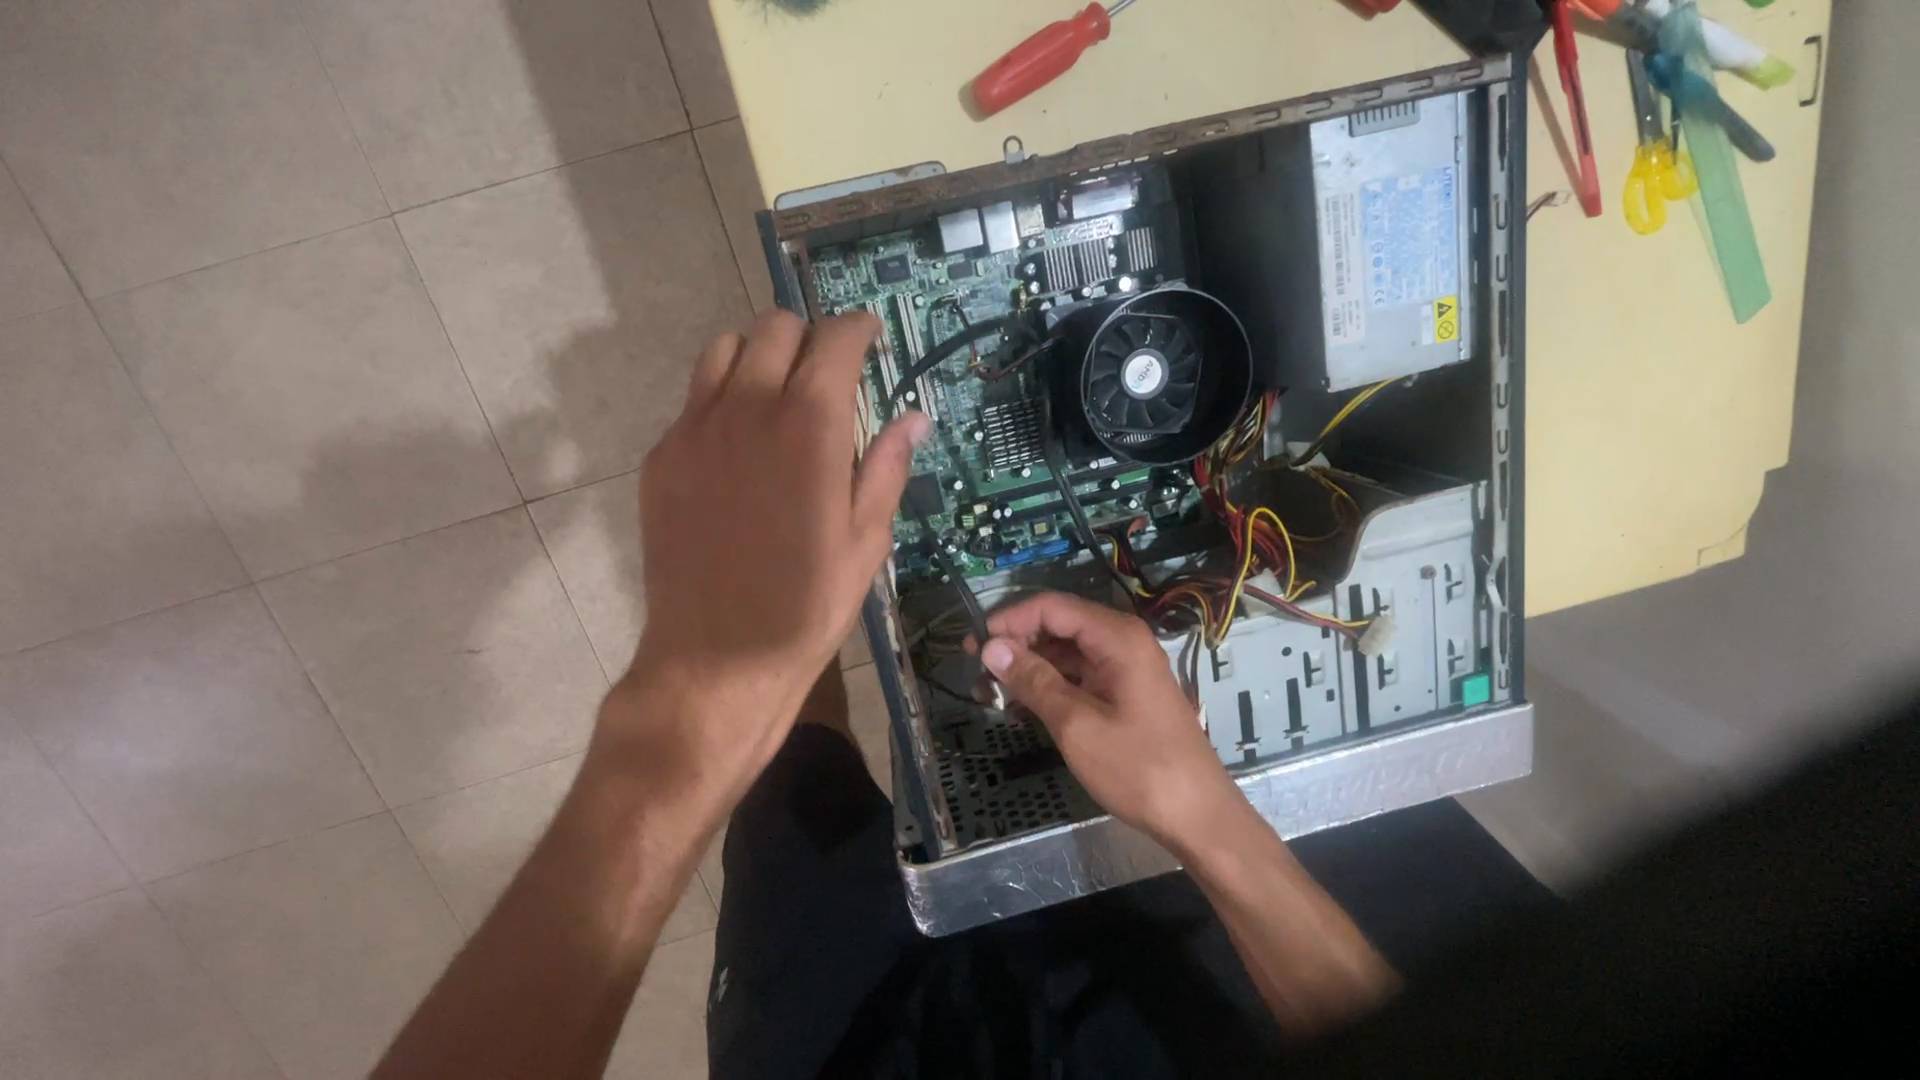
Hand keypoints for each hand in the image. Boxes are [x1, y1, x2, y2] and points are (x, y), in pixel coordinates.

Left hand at [612, 311, 926, 796]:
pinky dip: (723, 397)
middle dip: (809, 337)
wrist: (717, 657)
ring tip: (779, 397)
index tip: (870, 336)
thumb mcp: (867, 541)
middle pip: (775, 327)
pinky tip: (740, 444)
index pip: (834, 338)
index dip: (858, 328)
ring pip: (724, 348)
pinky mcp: (662, 456)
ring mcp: (695, 428)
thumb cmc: (807, 605)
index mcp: (809, 425)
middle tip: (828, 374)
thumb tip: (912, 416)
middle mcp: (747, 407)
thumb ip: (885, 466)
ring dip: (759, 356)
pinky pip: (693, 398)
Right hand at [977, 592, 1241, 849]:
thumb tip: (990, 648)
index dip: (1009, 620)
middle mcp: (1123, 642)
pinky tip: (1020, 706)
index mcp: (1117, 637)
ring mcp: (1125, 668)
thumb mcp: (1076, 724)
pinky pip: (1079, 676)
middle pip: (1058, 625)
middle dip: (1015, 643)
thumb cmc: (1138, 768)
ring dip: (1028, 667)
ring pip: (1066, 652)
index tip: (973, 645)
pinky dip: (1049, 685)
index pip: (1051, 607)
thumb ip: (1033, 680)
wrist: (1197, 816)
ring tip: (989, 692)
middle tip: (975, 671)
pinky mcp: (1125, 694)